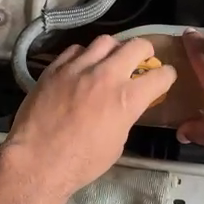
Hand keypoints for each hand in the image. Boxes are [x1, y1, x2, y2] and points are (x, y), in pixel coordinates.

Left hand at [0, 35, 173, 202]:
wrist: (37, 161)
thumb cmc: (81, 163)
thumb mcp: (117, 143)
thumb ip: (125, 116)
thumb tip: (125, 106)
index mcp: (127, 98)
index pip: (160, 76)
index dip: (167, 76)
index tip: (165, 77)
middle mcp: (107, 75)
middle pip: (136, 46)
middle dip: (145, 50)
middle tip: (142, 58)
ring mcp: (79, 68)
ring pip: (105, 41)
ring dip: (114, 49)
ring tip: (110, 59)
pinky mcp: (55, 68)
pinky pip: (76, 50)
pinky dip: (84, 55)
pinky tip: (81, 66)